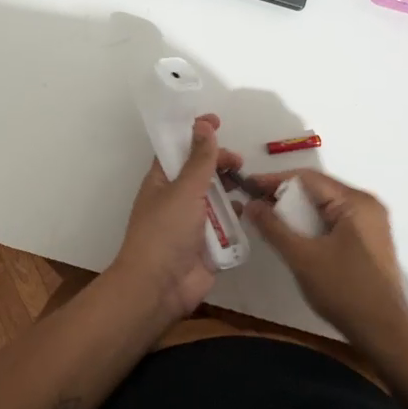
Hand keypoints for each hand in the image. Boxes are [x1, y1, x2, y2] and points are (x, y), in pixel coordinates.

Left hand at [109, 115, 241, 321]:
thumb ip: (199, 160)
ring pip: (215, 198)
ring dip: (230, 190)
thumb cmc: (165, 232)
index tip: (216, 121)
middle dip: (219, 163)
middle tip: (238, 163)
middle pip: (201, 172)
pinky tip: (248, 211)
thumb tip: (203, 126)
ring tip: (247, 185)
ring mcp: (192, 222)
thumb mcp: (183, 190)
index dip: (195, 133)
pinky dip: (237, 217)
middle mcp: (176, 198)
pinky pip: (225, 225)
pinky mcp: (208, 244)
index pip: (177, 148)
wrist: (159, 287)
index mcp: (161, 180)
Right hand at [244, 170, 407, 343]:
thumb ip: (273, 227)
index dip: (274, 180)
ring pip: (325, 207)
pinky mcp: (369, 242)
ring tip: (268, 219)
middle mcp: (367, 206)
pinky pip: (334, 222)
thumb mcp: (302, 257)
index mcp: (355, 202)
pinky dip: (311, 225)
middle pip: (318, 190)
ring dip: (296, 212)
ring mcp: (371, 224)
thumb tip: (250, 203)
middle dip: (284, 196)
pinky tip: (293, 236)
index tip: (247, 186)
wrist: (383, 333)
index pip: (308, 178)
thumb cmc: (343, 290)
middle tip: (254, 203)